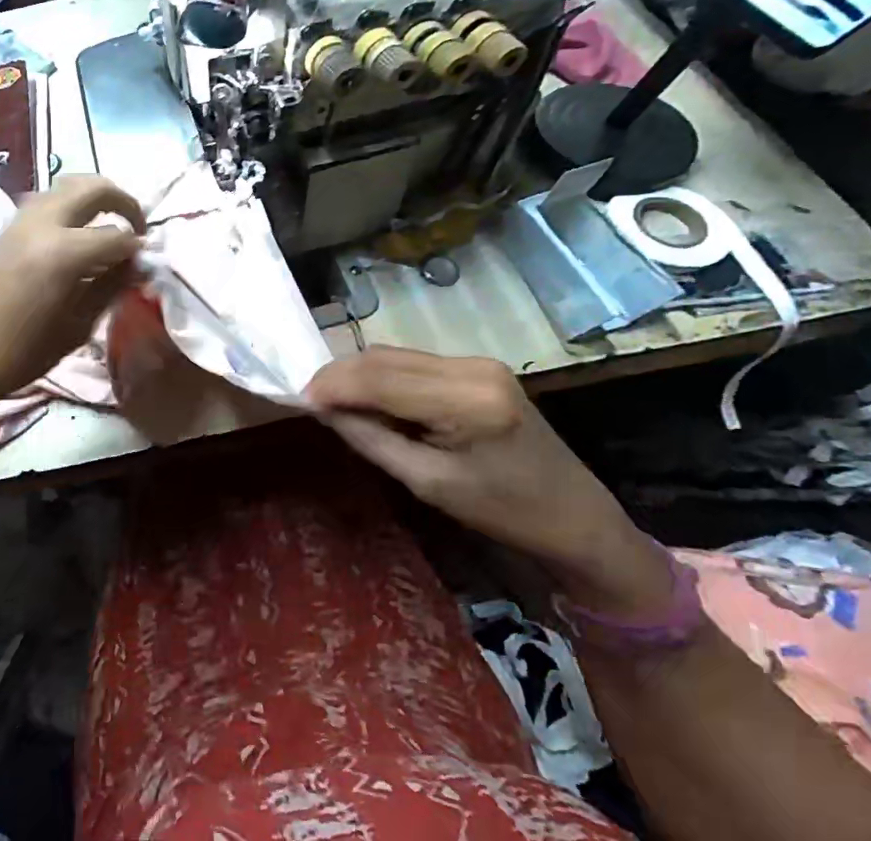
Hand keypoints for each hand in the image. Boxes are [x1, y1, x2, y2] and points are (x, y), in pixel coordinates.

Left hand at [0, 175, 145, 414]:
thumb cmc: (21, 353)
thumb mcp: (76, 327)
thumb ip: (109, 288)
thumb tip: (135, 264)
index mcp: (63, 252)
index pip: (117, 235)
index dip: (137, 248)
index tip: (146, 262)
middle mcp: (43, 223)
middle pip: (94, 187)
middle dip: (123, 202)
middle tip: (136, 229)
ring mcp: (21, 221)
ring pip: (67, 186)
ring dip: (94, 199)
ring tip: (108, 230)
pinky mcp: (7, 229)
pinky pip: (48, 201)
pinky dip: (71, 208)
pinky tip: (77, 238)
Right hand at [305, 347, 671, 615]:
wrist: (574, 514)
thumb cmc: (503, 512)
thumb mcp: (427, 483)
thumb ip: (371, 439)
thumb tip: (323, 410)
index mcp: (465, 400)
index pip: (379, 378)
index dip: (332, 385)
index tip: (297, 400)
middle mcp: (471, 367)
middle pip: (384, 357)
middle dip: (340, 375)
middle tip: (309, 402)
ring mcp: (477, 362)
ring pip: (395, 356)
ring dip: (359, 375)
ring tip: (334, 404)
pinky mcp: (477, 368)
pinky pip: (414, 364)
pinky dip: (383, 378)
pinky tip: (370, 401)